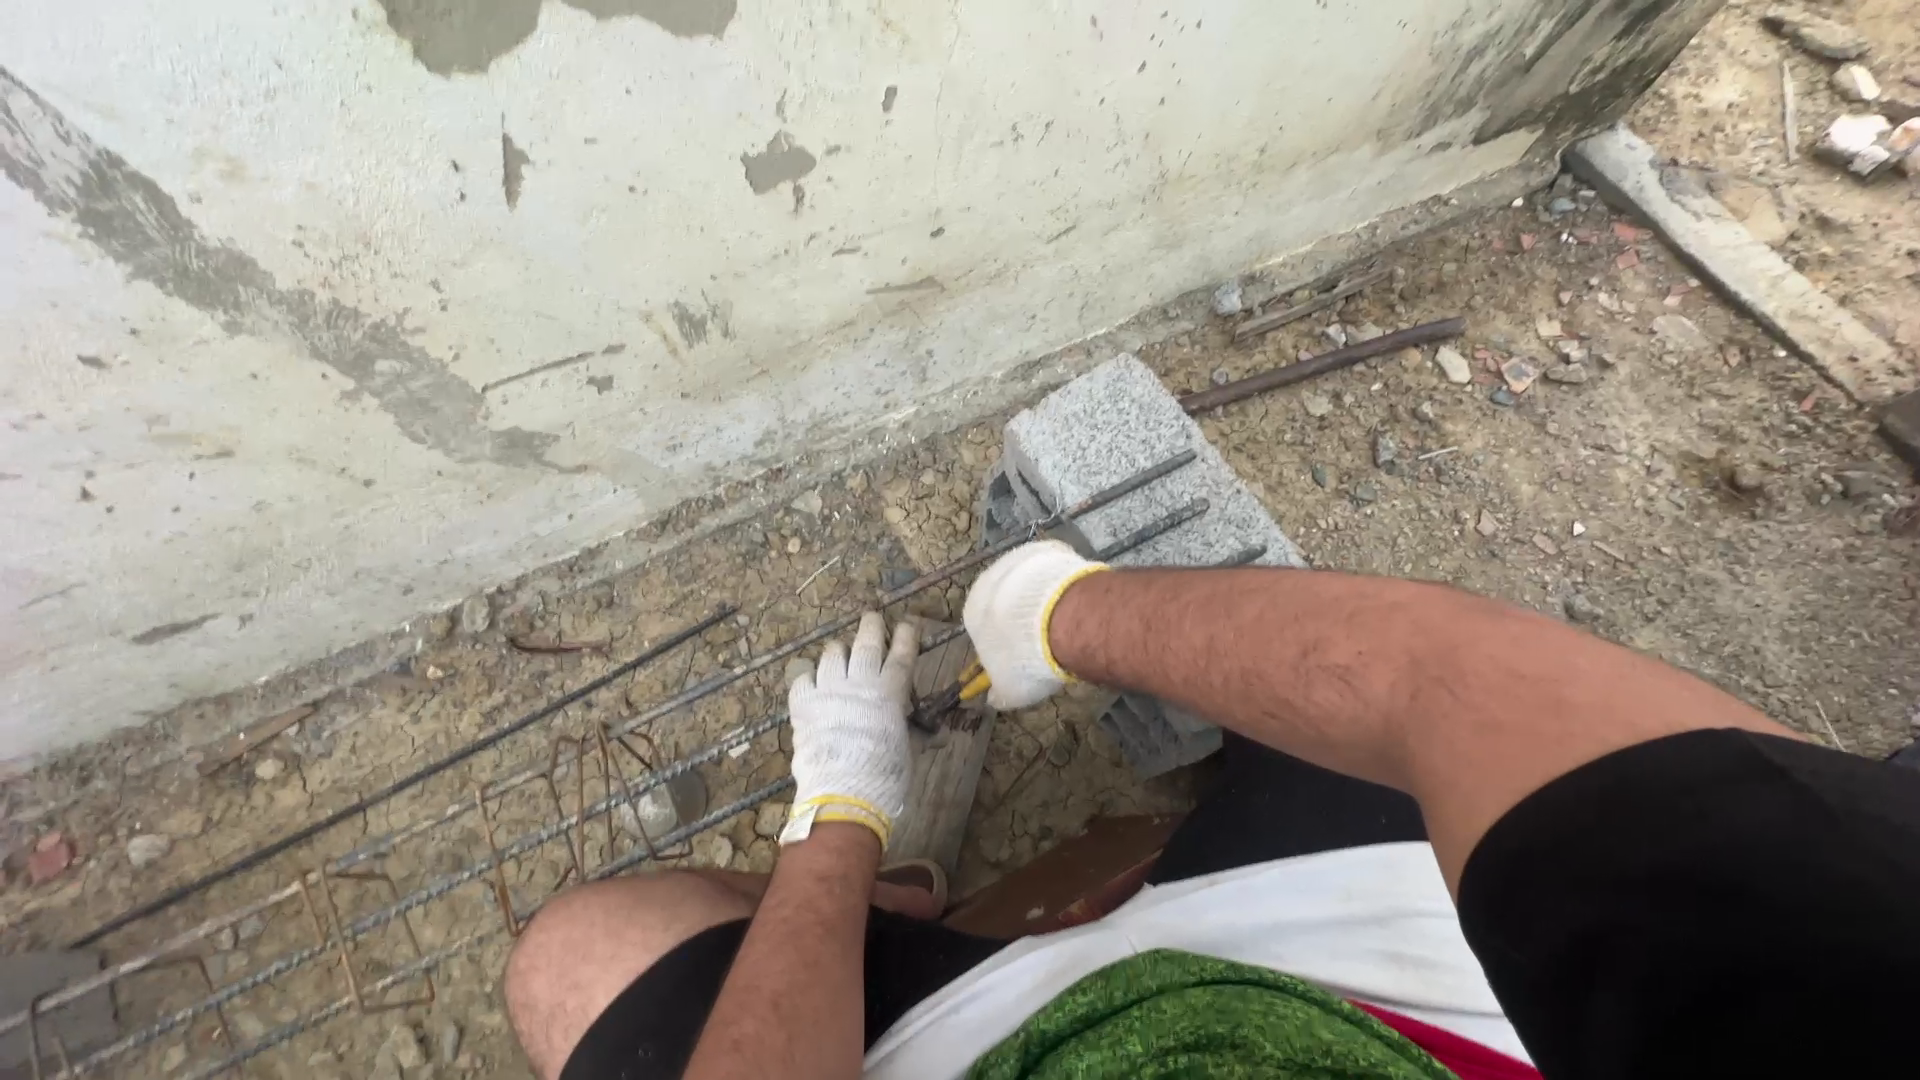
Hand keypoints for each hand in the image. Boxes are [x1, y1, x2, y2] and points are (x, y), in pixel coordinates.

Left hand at [780, 612, 918, 849]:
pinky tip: (810, 680)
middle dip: (871, 627)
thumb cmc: (885, 774)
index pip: (901, 655)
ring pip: (832, 655)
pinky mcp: (804, 703)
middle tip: (871, 618)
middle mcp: (859, 683)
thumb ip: (918, 736)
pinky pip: (803, 679)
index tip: (907, 624)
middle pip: (866, 644)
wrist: (844, 792)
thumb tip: (937, 737)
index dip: (905, 637)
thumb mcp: (908, 752)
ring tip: (839, 652)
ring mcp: (829, 690)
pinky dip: (808, 676)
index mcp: (889, 693)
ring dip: (838, 651)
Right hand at [962, 541, 1108, 709]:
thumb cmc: (1025, 658)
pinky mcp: (1043, 549)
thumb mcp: (1011, 689)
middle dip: (1023, 618)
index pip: (985, 629)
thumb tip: (992, 699)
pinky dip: (1058, 578)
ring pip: (1027, 582)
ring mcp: (1015, 561)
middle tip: (1048, 638)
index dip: (1005, 643)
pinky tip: (1073, 595)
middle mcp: (986, 583)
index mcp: (972, 614)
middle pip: (1005, 602)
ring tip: (1065, 616)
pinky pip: (1049, 566)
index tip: (1024, 656)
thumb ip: (999, 693)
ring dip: (1041, 596)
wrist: (1057, 617)